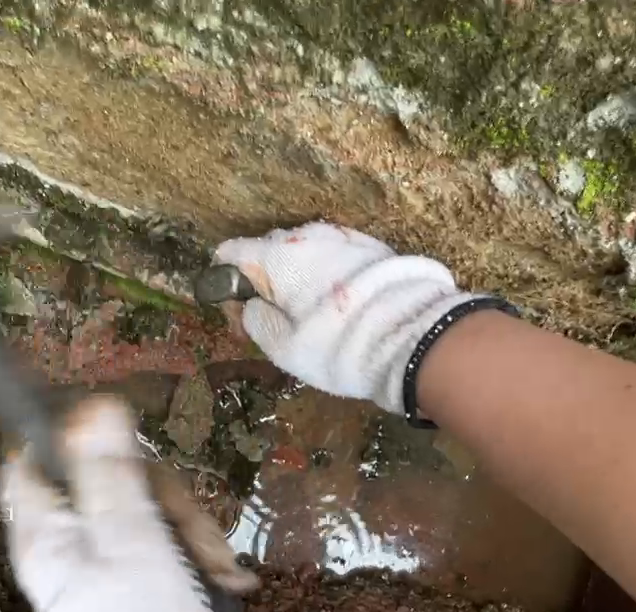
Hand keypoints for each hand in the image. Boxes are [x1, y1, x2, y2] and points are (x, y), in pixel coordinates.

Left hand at [0, 397, 220, 611]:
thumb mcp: (133, 538)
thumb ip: (109, 474)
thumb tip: (92, 409)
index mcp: (45, 534)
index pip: (34, 463)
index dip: (75, 445)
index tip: (129, 456)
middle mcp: (57, 548)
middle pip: (101, 487)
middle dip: (162, 502)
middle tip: (202, 537)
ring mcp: (87, 569)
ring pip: (134, 516)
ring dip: (185, 534)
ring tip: (224, 572)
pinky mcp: (118, 586)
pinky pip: (148, 548)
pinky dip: (183, 557)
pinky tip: (220, 579)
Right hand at [213, 222, 475, 413]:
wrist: (410, 338)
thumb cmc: (336, 347)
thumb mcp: (284, 349)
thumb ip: (257, 322)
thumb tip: (251, 306)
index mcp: (279, 259)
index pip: (234, 251)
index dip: (225, 275)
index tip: (229, 298)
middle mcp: (308, 238)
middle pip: (270, 248)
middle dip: (263, 274)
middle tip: (269, 311)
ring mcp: (343, 238)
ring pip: (305, 249)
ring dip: (298, 272)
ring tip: (305, 307)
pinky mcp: (372, 248)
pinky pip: (334, 255)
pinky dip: (326, 272)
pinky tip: (335, 300)